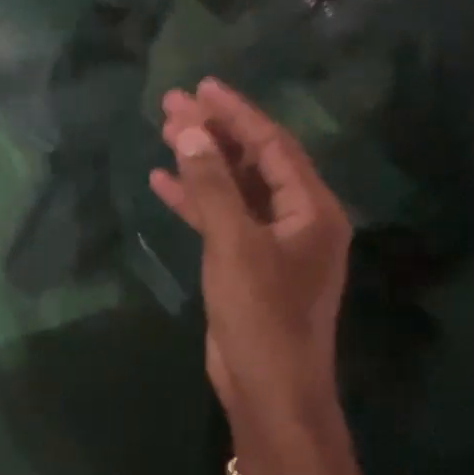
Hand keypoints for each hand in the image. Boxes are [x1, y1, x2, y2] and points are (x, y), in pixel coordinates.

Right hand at [153, 78, 365, 474]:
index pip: (273, 145)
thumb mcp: (234, 242)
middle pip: (253, 160)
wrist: (270, 389)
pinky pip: (220, 214)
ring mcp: (272, 241)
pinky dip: (193, 196)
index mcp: (311, 210)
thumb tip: (188, 128)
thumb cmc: (262, 312)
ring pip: (234, 184)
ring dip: (201, 158)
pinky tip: (161, 180)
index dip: (237, 112)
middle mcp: (297, 219)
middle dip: (213, 130)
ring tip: (162, 128)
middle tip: (171, 101)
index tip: (201, 86)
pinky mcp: (247, 261)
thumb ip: (211, 183)